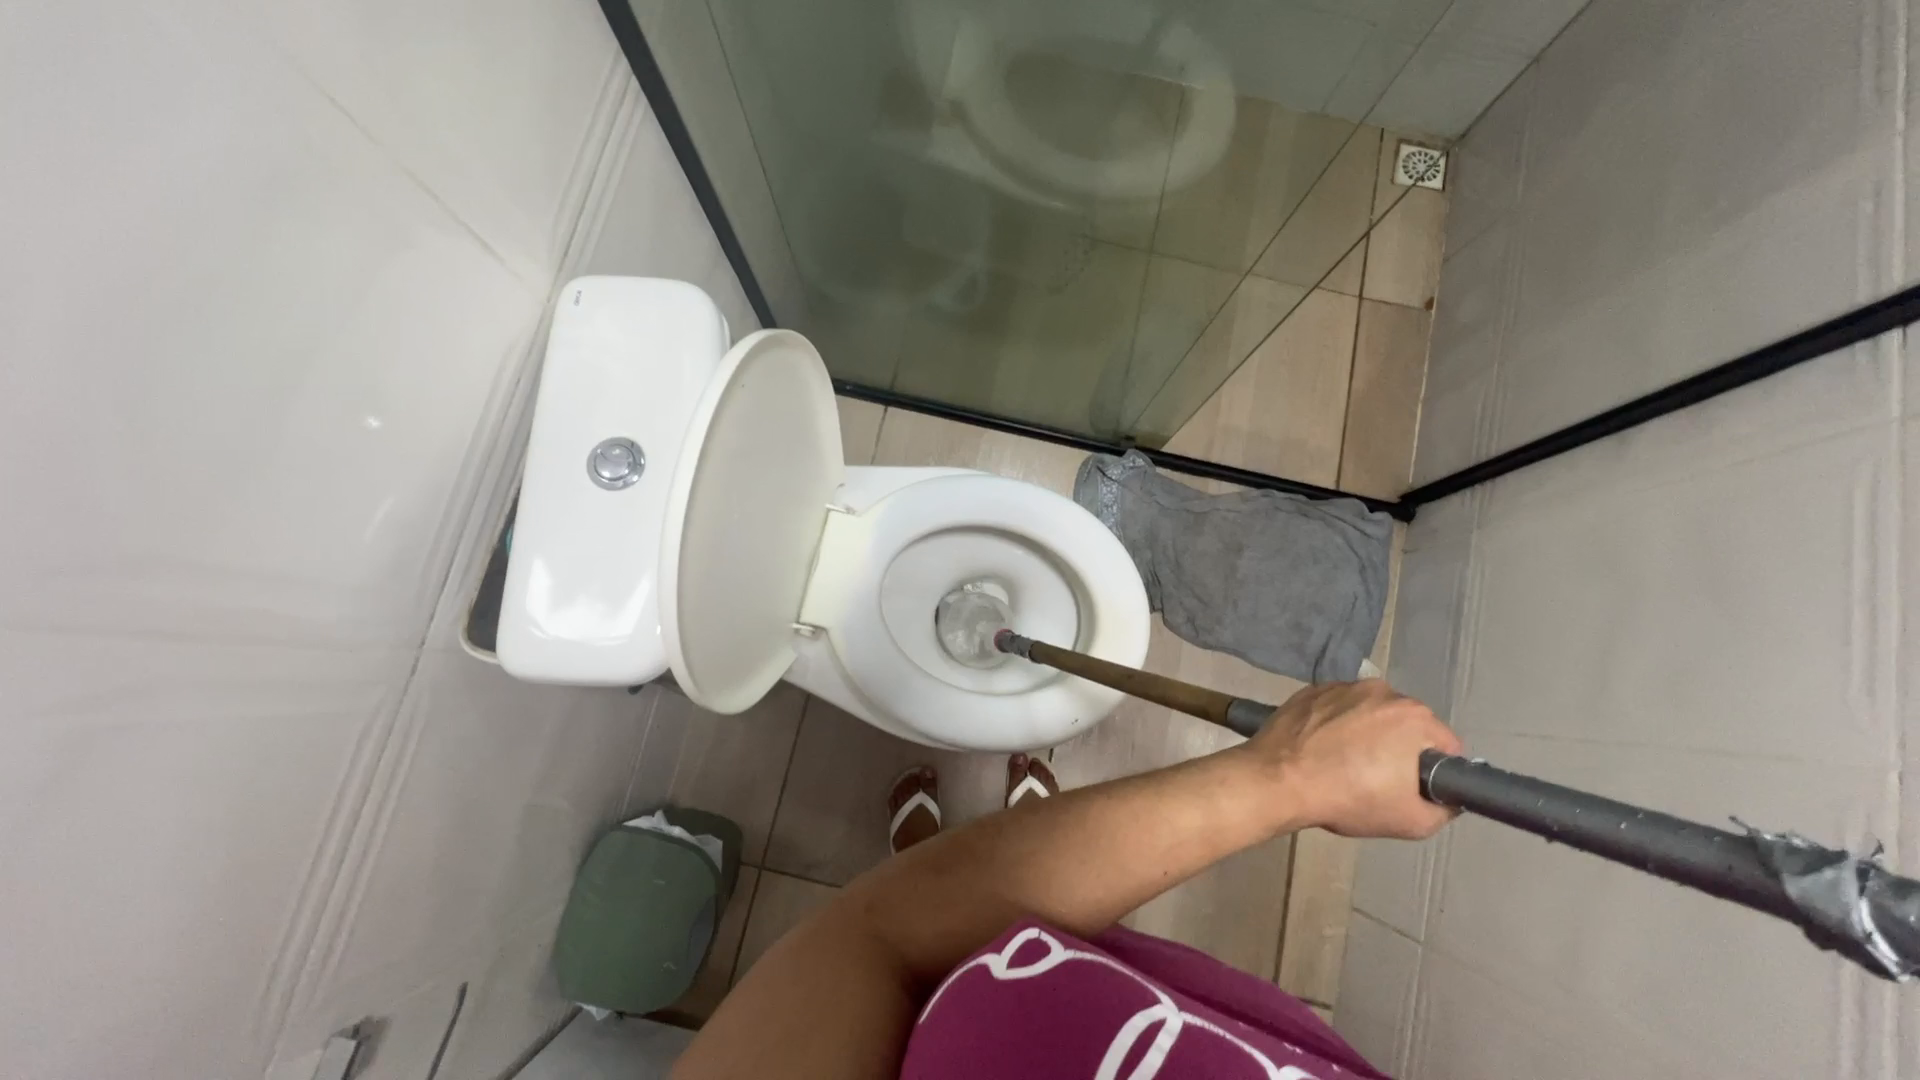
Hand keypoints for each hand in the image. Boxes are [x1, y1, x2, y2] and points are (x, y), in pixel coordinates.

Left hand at [1243, 679, 1462, 839]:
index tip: (1412, 787)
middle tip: (1376, 778)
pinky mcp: (1309, 690)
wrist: (1278, 780)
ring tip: (1343, 762)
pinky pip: (1336, 707)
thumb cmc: (1348, 797)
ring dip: (1365, 732)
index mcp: (1413, 716)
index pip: (1443, 745)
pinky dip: (1334, 723)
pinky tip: (1320, 747)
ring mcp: (1341, 686)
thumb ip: (1444, 809)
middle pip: (1405, 724)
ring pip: (1368, 712)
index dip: (1434, 770)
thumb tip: (1447, 798)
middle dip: (1398, 748)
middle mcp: (1380, 690)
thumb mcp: (1413, 821)